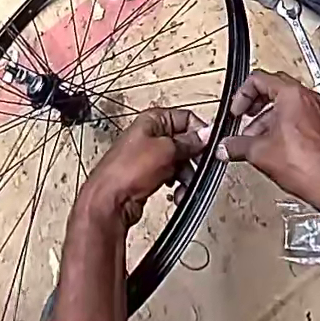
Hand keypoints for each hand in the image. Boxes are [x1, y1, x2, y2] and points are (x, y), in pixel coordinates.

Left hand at [77, 108, 209, 228]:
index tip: (210, 148)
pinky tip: (178, 194)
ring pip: (180, 160)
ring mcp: (149, 155)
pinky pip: (172, 175)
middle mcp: (151, 135)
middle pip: (184, 141)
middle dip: (193, 157)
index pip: (186, 118)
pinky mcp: (149, 174)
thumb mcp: (166, 150)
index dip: (199, 133)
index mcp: (153, 120)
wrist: (109, 202)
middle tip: (200, 169)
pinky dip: (178, 184)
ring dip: (187, 175)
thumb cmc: (127, 171)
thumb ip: (189, 142)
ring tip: (186, 187)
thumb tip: (206, 134)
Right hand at [217, 70, 319, 204]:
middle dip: (255, 105)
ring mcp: (319, 112)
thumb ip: (237, 145)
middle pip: (274, 88)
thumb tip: (226, 146)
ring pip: (288, 104)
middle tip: (245, 118)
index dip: (242, 94)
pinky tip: (276, 147)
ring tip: (258, 139)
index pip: (259, 79)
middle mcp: (308, 98)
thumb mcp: (260, 152)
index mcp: (291, 94)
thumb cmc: (307, 164)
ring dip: (269, 118)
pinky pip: (300, 117)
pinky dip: (285, 126)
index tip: (237, 111)